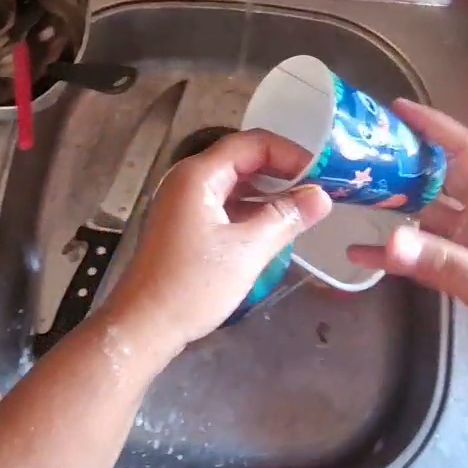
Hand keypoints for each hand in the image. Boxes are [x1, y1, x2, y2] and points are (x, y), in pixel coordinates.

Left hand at [100, 129, 332, 353]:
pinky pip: (225, 202)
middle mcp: (188, 179)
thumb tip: (323, 196)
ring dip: (268, 191)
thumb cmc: (193, 283)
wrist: (143, 324)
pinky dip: (251, 208)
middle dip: (282, 170)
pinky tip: (275, 225)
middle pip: (242, 158)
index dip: (290, 153)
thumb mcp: (248, 250)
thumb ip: (286, 217)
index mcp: (199, 174)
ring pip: (235, 182)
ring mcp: (184, 201)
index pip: (252, 143)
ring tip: (304, 208)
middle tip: (319, 189)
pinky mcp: (186, 222)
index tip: (322, 174)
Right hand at [348, 101, 467, 398]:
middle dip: (408, 161)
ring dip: (398, 207)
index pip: (467, 154)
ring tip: (357, 194)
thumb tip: (386, 240)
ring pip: (430, 216)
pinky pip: (426, 256)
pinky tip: (364, 255)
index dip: (436, 127)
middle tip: (367, 149)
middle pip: (443, 179)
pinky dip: (399, 255)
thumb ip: (443, 263)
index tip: (400, 109)